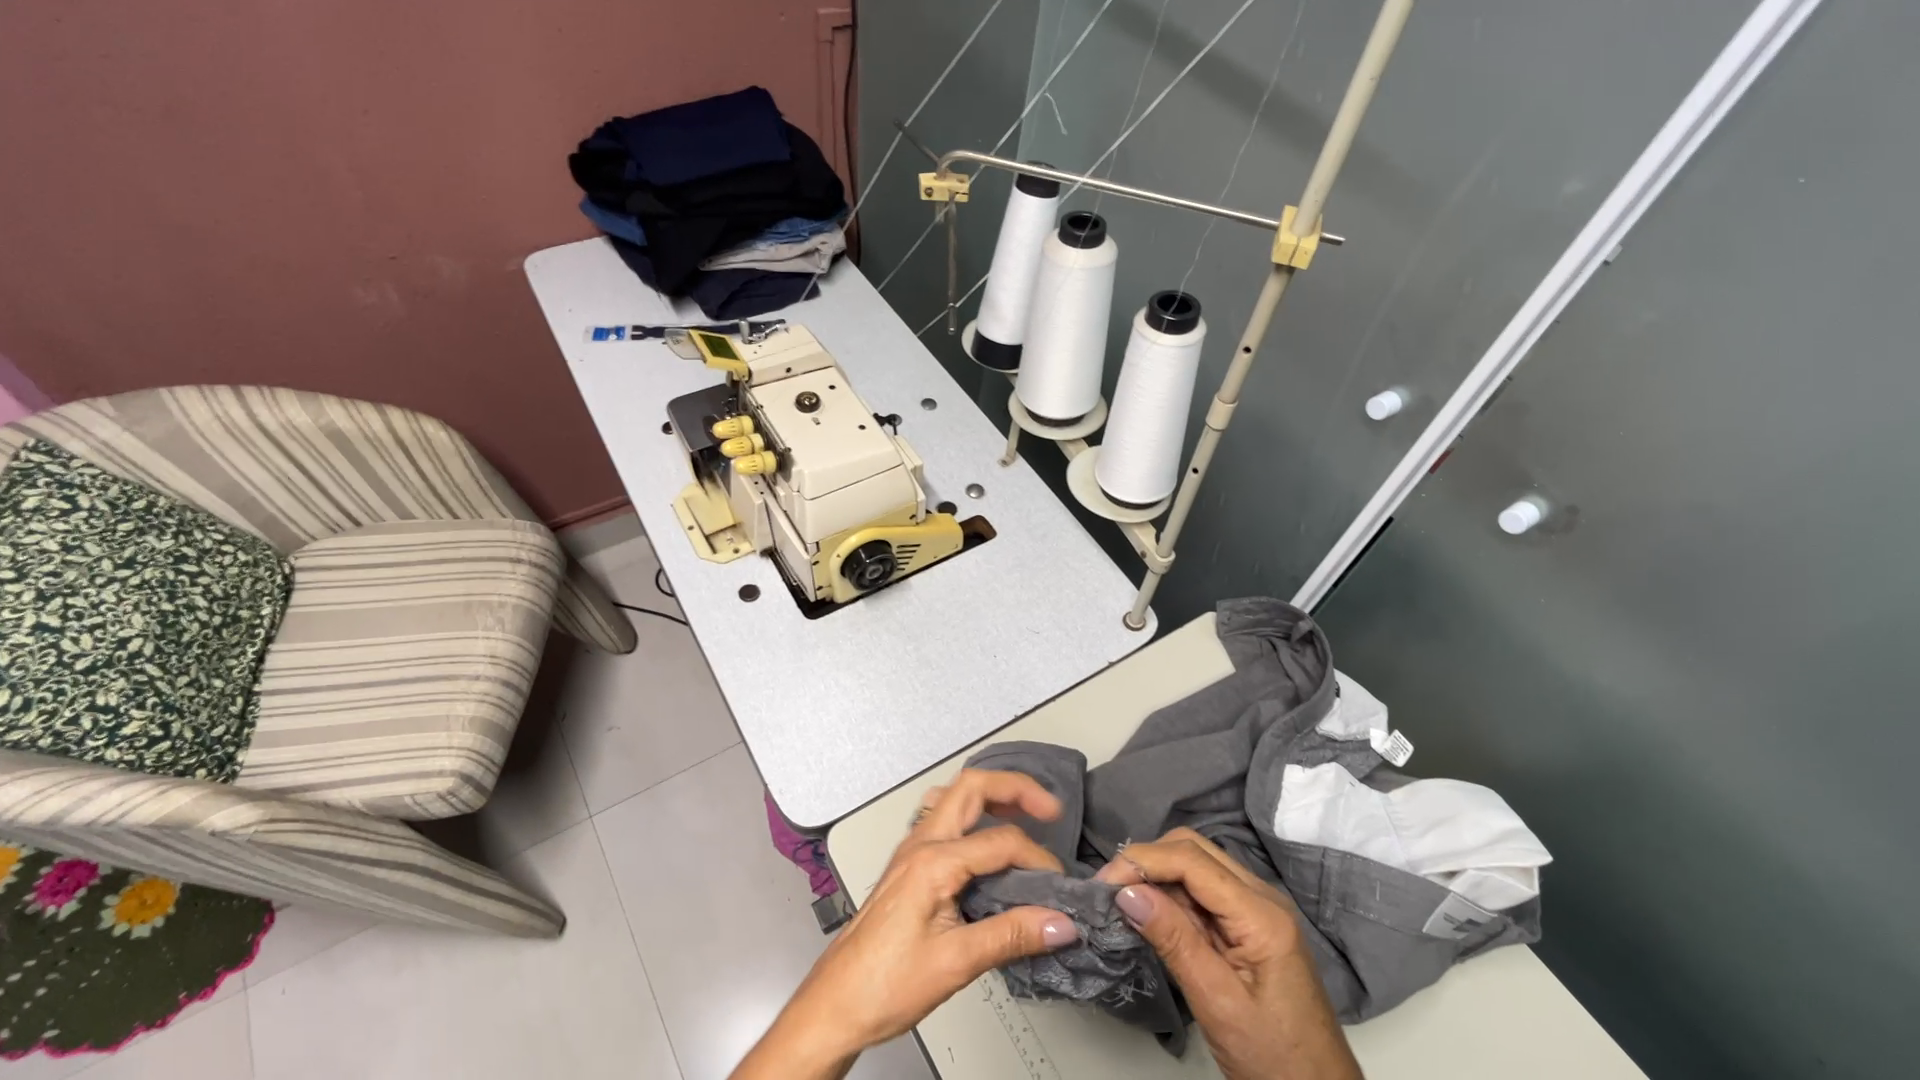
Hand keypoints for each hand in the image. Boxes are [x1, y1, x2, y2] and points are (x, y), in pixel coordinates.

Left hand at [732, 770, 1081, 1079]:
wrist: (836, 1005)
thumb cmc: (880, 986)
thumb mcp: (956, 963)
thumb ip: (1011, 936)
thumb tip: (1058, 923)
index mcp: (931, 863)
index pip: (1001, 841)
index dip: (1038, 859)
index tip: (1058, 887)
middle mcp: (917, 847)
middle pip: (971, 787)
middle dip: (1015, 788)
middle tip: (1049, 807)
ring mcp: (909, 854)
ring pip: (953, 798)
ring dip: (990, 795)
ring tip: (1022, 810)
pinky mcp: (907, 868)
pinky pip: (941, 821)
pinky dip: (971, 816)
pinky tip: (984, 840)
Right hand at [1096, 828, 1361, 1079]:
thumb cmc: (1273, 1055)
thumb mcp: (1217, 1002)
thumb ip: (1174, 941)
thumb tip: (1126, 893)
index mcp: (1261, 914)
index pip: (1191, 859)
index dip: (1141, 862)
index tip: (1102, 886)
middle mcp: (1261, 898)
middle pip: (1193, 849)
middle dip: (1146, 861)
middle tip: (1109, 893)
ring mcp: (1256, 910)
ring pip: (1196, 866)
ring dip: (1156, 876)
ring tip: (1121, 903)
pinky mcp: (1247, 926)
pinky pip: (1202, 893)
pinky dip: (1170, 896)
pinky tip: (1148, 916)